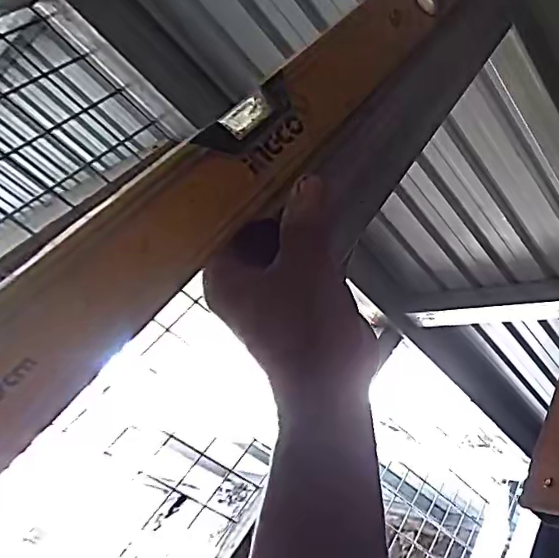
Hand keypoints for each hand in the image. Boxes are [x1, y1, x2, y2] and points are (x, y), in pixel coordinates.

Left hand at [204, 176, 377, 398]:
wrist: (333, 385)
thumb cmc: (306, 335)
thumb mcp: (307, 264)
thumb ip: (305, 222)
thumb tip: (308, 185)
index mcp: (224, 278)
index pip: (231, 224)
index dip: (253, 198)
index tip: (275, 172)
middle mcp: (241, 290)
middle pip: (259, 236)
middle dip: (283, 214)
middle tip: (302, 181)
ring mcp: (271, 300)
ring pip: (284, 253)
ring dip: (302, 233)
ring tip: (319, 201)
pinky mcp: (299, 308)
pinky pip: (305, 269)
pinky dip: (317, 253)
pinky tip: (334, 235)